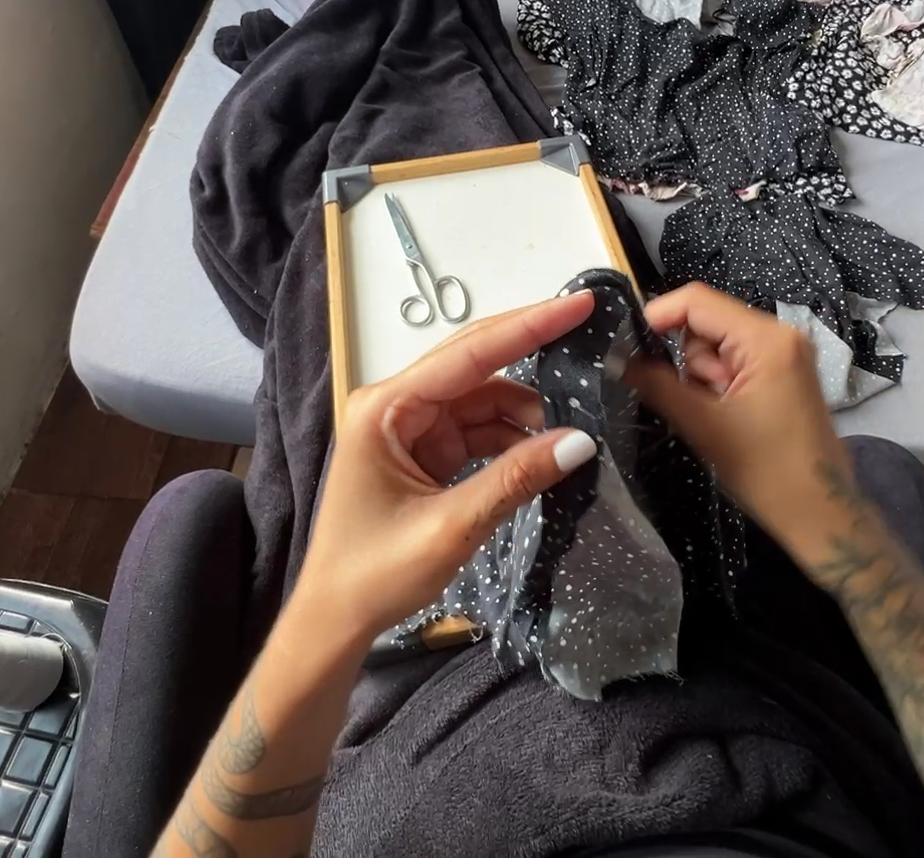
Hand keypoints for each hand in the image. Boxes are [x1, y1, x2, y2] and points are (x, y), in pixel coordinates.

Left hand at [293, 292, 602, 642]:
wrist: (336, 618)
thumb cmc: (374, 573)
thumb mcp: (450, 527)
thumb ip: (515, 478)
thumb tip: (582, 442)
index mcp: (386, 408)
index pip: (468, 354)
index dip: (528, 327)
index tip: (576, 304)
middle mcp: (397, 404)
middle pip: (476, 365)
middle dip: (532, 351)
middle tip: (587, 335)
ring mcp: (412, 426)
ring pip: (484, 400)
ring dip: (528, 413)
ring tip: (575, 427)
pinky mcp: (427, 449)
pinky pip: (480, 430)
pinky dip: (514, 439)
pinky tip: (546, 451)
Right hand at [625, 284, 853, 553]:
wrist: (821, 516)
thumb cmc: (766, 472)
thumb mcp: (703, 425)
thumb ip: (657, 384)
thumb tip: (618, 359)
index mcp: (766, 338)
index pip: (696, 301)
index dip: (655, 317)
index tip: (627, 348)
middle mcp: (780, 334)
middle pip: (705, 321)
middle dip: (687, 359)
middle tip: (698, 402)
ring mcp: (785, 352)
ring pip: (715, 344)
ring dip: (701, 375)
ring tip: (717, 415)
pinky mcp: (783, 372)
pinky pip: (732, 361)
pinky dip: (717, 383)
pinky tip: (726, 415)